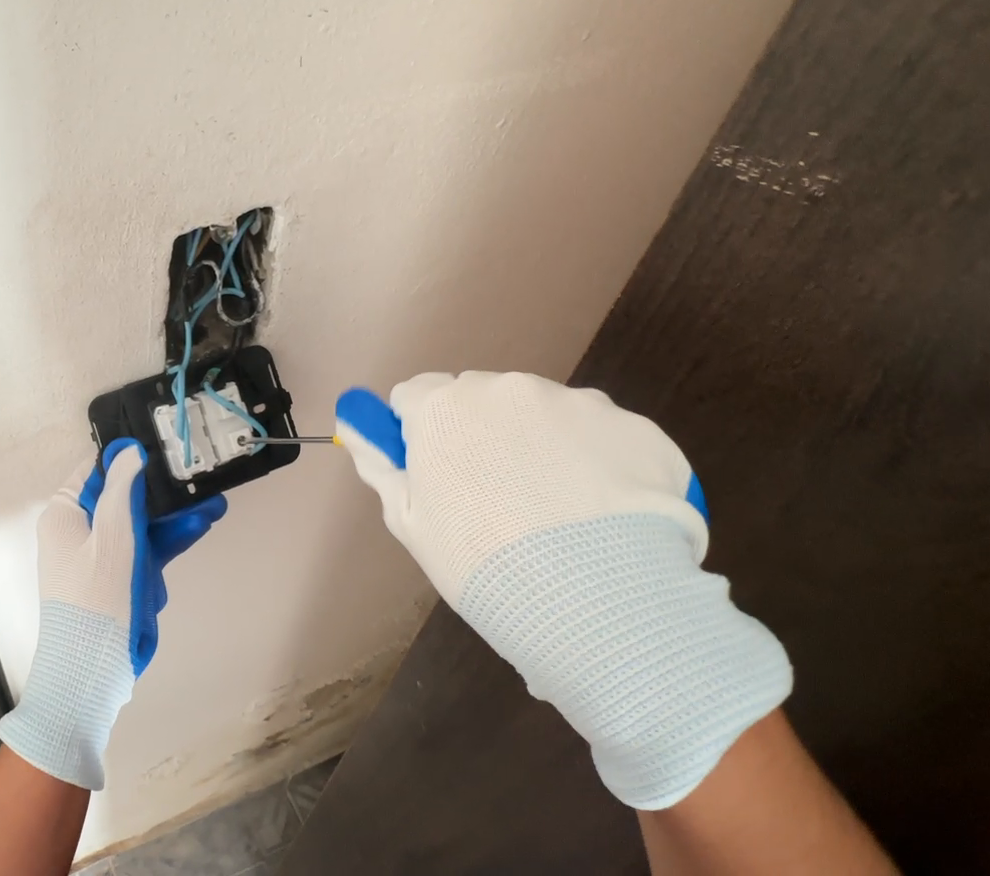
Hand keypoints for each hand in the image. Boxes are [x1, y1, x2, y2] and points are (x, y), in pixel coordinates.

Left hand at [0, 439, 226, 789]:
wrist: (89, 677)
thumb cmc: (98, 600)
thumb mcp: (114, 537)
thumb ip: (124, 490)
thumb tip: (128, 449)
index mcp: (64, 514)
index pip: (97, 472)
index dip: (130, 460)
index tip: (166, 451)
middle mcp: (76, 532)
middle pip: (124, 502)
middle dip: (163, 500)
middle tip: (203, 486)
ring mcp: (96, 560)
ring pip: (139, 532)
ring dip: (170, 528)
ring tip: (212, 511)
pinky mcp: (113, 584)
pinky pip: (140, 559)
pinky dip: (159, 558)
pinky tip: (192, 538)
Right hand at [335, 371, 791, 809]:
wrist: (597, 600)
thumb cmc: (480, 560)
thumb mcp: (410, 521)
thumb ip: (380, 464)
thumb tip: (354, 424)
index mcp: (444, 406)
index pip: (416, 395)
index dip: (420, 433)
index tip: (435, 472)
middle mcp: (507, 388)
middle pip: (480, 398)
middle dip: (482, 433)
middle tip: (496, 498)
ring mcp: (577, 403)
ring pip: (544, 413)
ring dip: (541, 445)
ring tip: (558, 513)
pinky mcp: (635, 428)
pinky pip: (603, 437)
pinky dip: (599, 464)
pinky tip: (604, 514)